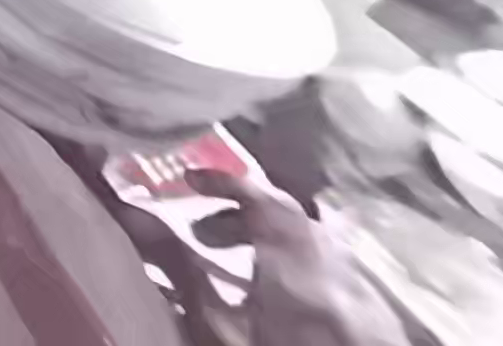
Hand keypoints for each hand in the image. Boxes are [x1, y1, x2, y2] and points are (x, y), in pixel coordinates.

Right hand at [187, 170, 404, 345]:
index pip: (273, 203)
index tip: (185, 180)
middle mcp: (348, 289)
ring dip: (269, 239)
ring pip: (321, 250)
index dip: (228, 180)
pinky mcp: (381, 335)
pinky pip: (337, 280)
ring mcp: (374, 316)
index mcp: (303, 284)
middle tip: (197, 225)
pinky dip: (294, 268)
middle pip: (301, 223)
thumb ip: (176, 266)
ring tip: (224, 259)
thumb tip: (129, 211)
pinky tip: (264, 295)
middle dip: (245, 212)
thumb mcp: (212, 330)